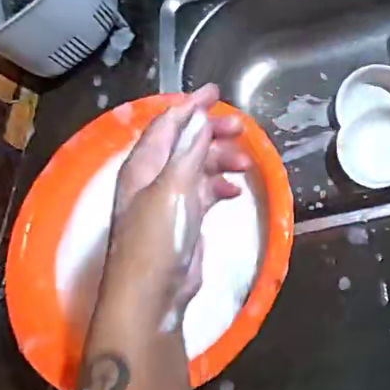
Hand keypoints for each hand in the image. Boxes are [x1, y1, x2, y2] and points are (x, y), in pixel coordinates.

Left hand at [101, 84, 250, 336]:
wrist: (152, 296)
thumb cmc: (157, 238)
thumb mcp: (173, 188)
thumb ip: (188, 151)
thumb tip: (199, 116)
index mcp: (143, 166)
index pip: (167, 125)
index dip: (190, 106)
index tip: (216, 92)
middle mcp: (153, 178)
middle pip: (185, 143)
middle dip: (212, 133)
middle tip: (241, 129)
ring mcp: (168, 200)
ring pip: (197, 167)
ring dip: (220, 160)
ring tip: (245, 165)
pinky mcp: (183, 220)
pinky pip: (204, 191)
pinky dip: (220, 186)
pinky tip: (235, 191)